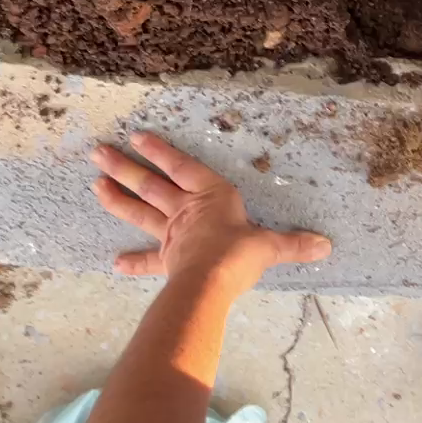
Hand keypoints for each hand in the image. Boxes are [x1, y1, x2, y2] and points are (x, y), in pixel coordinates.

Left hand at [90, 132, 331, 295]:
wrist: (211, 286)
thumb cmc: (238, 255)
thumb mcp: (270, 245)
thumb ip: (294, 244)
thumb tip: (326, 245)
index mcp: (211, 195)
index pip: (182, 166)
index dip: (160, 151)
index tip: (137, 136)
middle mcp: (186, 209)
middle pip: (150, 184)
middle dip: (124, 166)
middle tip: (98, 152)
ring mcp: (171, 234)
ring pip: (140, 211)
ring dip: (117, 197)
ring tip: (95, 183)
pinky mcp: (165, 261)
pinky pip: (147, 259)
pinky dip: (132, 261)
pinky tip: (114, 262)